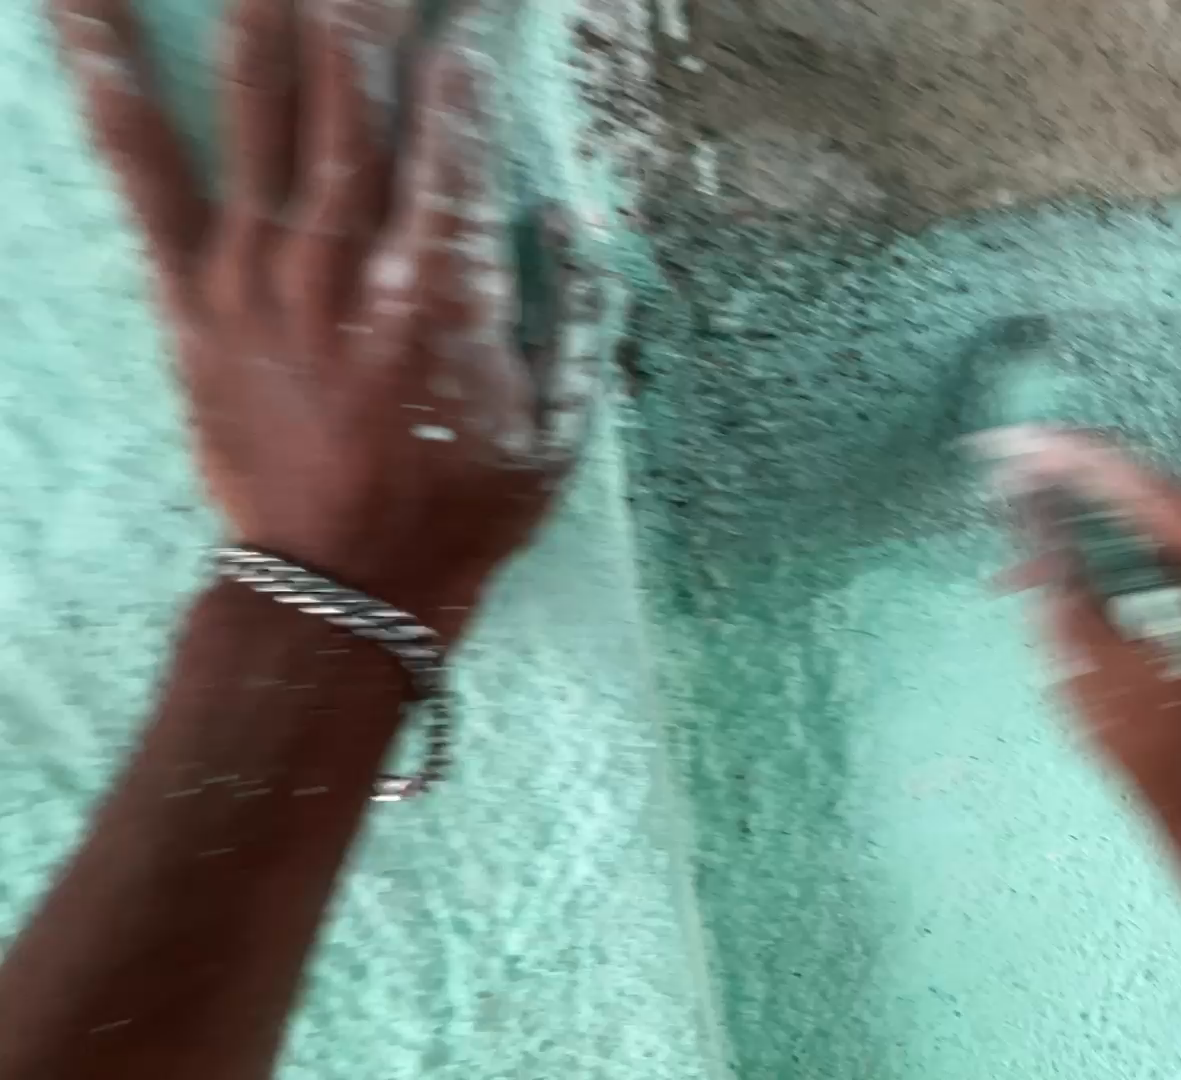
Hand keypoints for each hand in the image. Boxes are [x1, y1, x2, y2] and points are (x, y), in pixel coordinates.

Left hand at [53, 0, 603, 639]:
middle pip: (353, 100)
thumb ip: (574, 316)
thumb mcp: (563, 426)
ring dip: (268, 14)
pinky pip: (142, 172)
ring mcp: (260, 273)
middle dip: (371, 12)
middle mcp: (348, 263)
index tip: (471, 22)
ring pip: (257, 109)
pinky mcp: (195, 299)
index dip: (463, 69)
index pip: (455, 144)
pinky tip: (79, 4)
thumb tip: (566, 220)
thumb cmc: (473, 505)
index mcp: (446, 296)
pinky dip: (104, 80)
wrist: (352, 579)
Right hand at [985, 427, 1180, 792]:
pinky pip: (1142, 534)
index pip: (1109, 465)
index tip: (1000, 445)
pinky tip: (1055, 573)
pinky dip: (1098, 548)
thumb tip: (1023, 485)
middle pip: (1120, 480)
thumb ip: (1050, 543)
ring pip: (1125, 508)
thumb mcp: (1075, 628)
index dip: (1047, 453)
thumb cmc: (1138, 716)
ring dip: (1069, 527)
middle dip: (1054, 491)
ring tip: (1018, 566)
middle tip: (1002, 492)